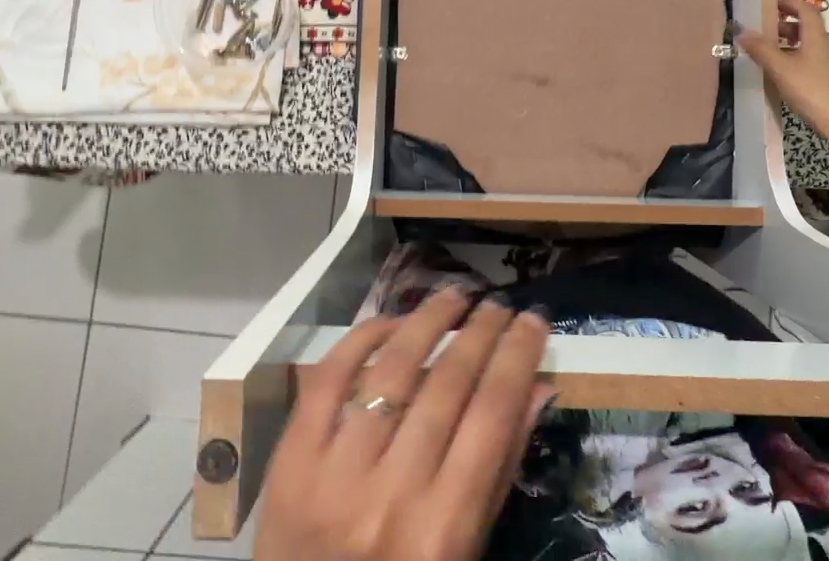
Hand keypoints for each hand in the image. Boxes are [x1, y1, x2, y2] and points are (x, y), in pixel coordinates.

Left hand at [253, 287, 552, 560]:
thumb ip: (499, 468)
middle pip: (448, 386)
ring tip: (456, 294)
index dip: (517, 356)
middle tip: (499, 302)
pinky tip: (393, 320)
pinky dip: (362, 339)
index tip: (533, 320)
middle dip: (481, 332)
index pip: (493, 416)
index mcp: (445, 527)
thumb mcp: (463, 546)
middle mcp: (393, 496)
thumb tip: (537, 386)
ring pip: (393, 371)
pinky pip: (329, 379)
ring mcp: (336, 474)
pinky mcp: (291, 459)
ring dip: (429, 321)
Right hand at [736, 0, 828, 152]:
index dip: (790, 4)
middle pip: (809, 29)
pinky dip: (803, 63)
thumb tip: (741, 31)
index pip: (807, 10)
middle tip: (766, 35)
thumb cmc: (814, 92)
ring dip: (793, 47)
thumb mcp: (781, 70)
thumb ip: (761, 50)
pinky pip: (819, 65)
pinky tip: (793, 81)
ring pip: (813, 48)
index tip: (771, 6)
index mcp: (818, 38)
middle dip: (787, 27)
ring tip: (774, 59)